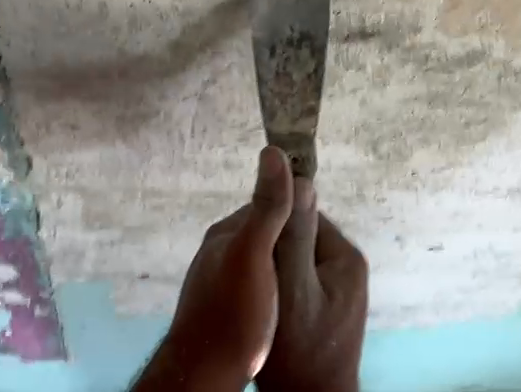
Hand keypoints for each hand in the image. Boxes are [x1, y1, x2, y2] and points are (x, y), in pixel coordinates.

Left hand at [141, 146, 294, 390]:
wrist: (203, 377)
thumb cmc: (233, 314)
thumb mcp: (255, 255)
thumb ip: (268, 207)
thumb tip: (275, 150)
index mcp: (225, 234)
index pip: (268, 207)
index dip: (295, 214)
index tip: (318, 233)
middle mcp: (218, 251)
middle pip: (265, 234)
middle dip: (290, 243)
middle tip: (313, 266)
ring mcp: (218, 281)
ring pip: (261, 263)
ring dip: (282, 269)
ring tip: (301, 288)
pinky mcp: (223, 309)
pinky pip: (256, 287)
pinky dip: (273, 291)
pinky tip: (282, 307)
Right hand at [258, 177, 368, 391]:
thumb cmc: (302, 353)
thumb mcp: (293, 288)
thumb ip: (296, 235)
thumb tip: (298, 175)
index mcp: (345, 255)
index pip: (301, 214)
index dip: (272, 227)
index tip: (253, 251)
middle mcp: (346, 265)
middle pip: (296, 235)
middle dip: (272, 251)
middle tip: (254, 278)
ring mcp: (336, 288)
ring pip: (292, 259)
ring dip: (272, 271)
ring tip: (257, 293)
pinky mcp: (324, 307)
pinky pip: (294, 281)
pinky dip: (277, 289)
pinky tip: (264, 306)